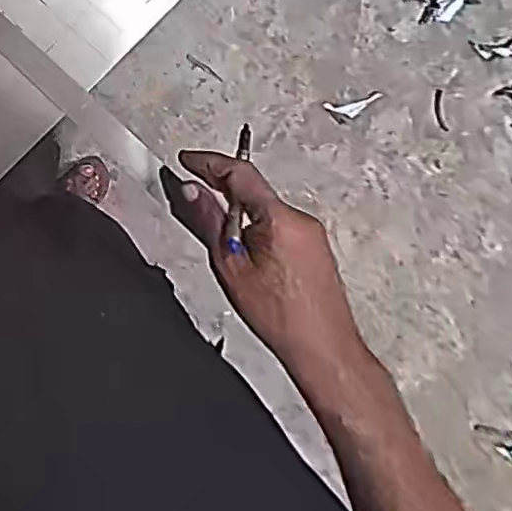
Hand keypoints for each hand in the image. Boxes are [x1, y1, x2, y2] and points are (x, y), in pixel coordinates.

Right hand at [161, 151, 363, 365]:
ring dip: (237, 209)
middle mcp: (299, 218)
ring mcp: (310, 232)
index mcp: (279, 217)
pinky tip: (245, 249)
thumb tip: (192, 190)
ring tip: (220, 236)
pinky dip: (255, 223)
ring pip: (263, 206)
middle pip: (251, 188)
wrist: (324, 350)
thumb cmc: (281, 316)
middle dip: (220, 184)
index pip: (238, 172)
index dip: (208, 162)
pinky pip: (278, 221)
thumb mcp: (230, 265)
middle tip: (192, 187)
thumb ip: (208, 220)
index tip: (188, 160)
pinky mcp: (314, 246)